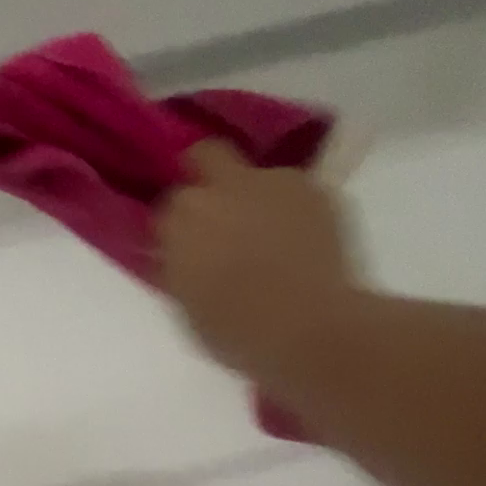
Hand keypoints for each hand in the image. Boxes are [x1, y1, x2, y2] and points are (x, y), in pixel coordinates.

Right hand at [157, 139, 362, 380]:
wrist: (308, 328)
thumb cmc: (233, 330)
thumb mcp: (184, 303)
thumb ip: (176, 267)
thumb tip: (174, 253)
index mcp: (179, 220)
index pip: (167, 205)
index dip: (176, 223)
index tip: (182, 243)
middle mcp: (222, 188)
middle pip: (206, 155)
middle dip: (206, 173)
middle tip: (215, 210)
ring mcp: (274, 182)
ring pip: (256, 174)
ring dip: (253, 195)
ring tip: (265, 233)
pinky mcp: (317, 189)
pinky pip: (294, 190)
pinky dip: (290, 207)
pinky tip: (296, 239)